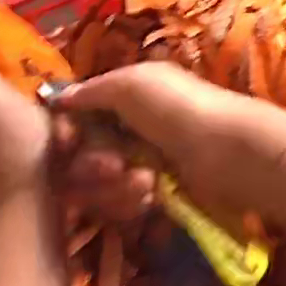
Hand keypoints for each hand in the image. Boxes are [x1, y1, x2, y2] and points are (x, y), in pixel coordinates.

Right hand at [56, 63, 277, 209]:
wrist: (225, 151)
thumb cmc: (176, 109)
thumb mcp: (131, 84)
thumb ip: (92, 90)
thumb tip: (60, 97)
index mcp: (131, 89)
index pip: (82, 112)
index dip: (68, 131)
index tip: (64, 144)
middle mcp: (135, 121)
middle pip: (86, 152)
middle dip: (93, 164)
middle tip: (113, 167)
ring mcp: (146, 156)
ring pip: (101, 181)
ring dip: (114, 186)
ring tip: (142, 181)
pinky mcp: (157, 188)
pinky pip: (123, 200)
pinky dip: (132, 199)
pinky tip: (149, 195)